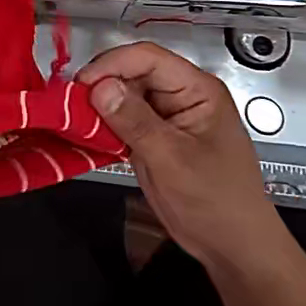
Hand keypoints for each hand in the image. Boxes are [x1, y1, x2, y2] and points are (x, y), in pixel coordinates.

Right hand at [78, 43, 287, 271]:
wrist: (232, 247)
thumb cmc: (218, 202)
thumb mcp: (173, 160)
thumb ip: (136, 121)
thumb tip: (101, 87)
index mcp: (197, 89)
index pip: (148, 58)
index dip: (112, 64)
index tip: (83, 84)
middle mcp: (181, 95)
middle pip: (133, 72)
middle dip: (102, 84)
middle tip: (73, 104)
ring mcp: (165, 116)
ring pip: (123, 94)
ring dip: (100, 105)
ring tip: (76, 119)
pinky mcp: (153, 136)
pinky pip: (122, 118)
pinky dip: (104, 124)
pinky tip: (88, 134)